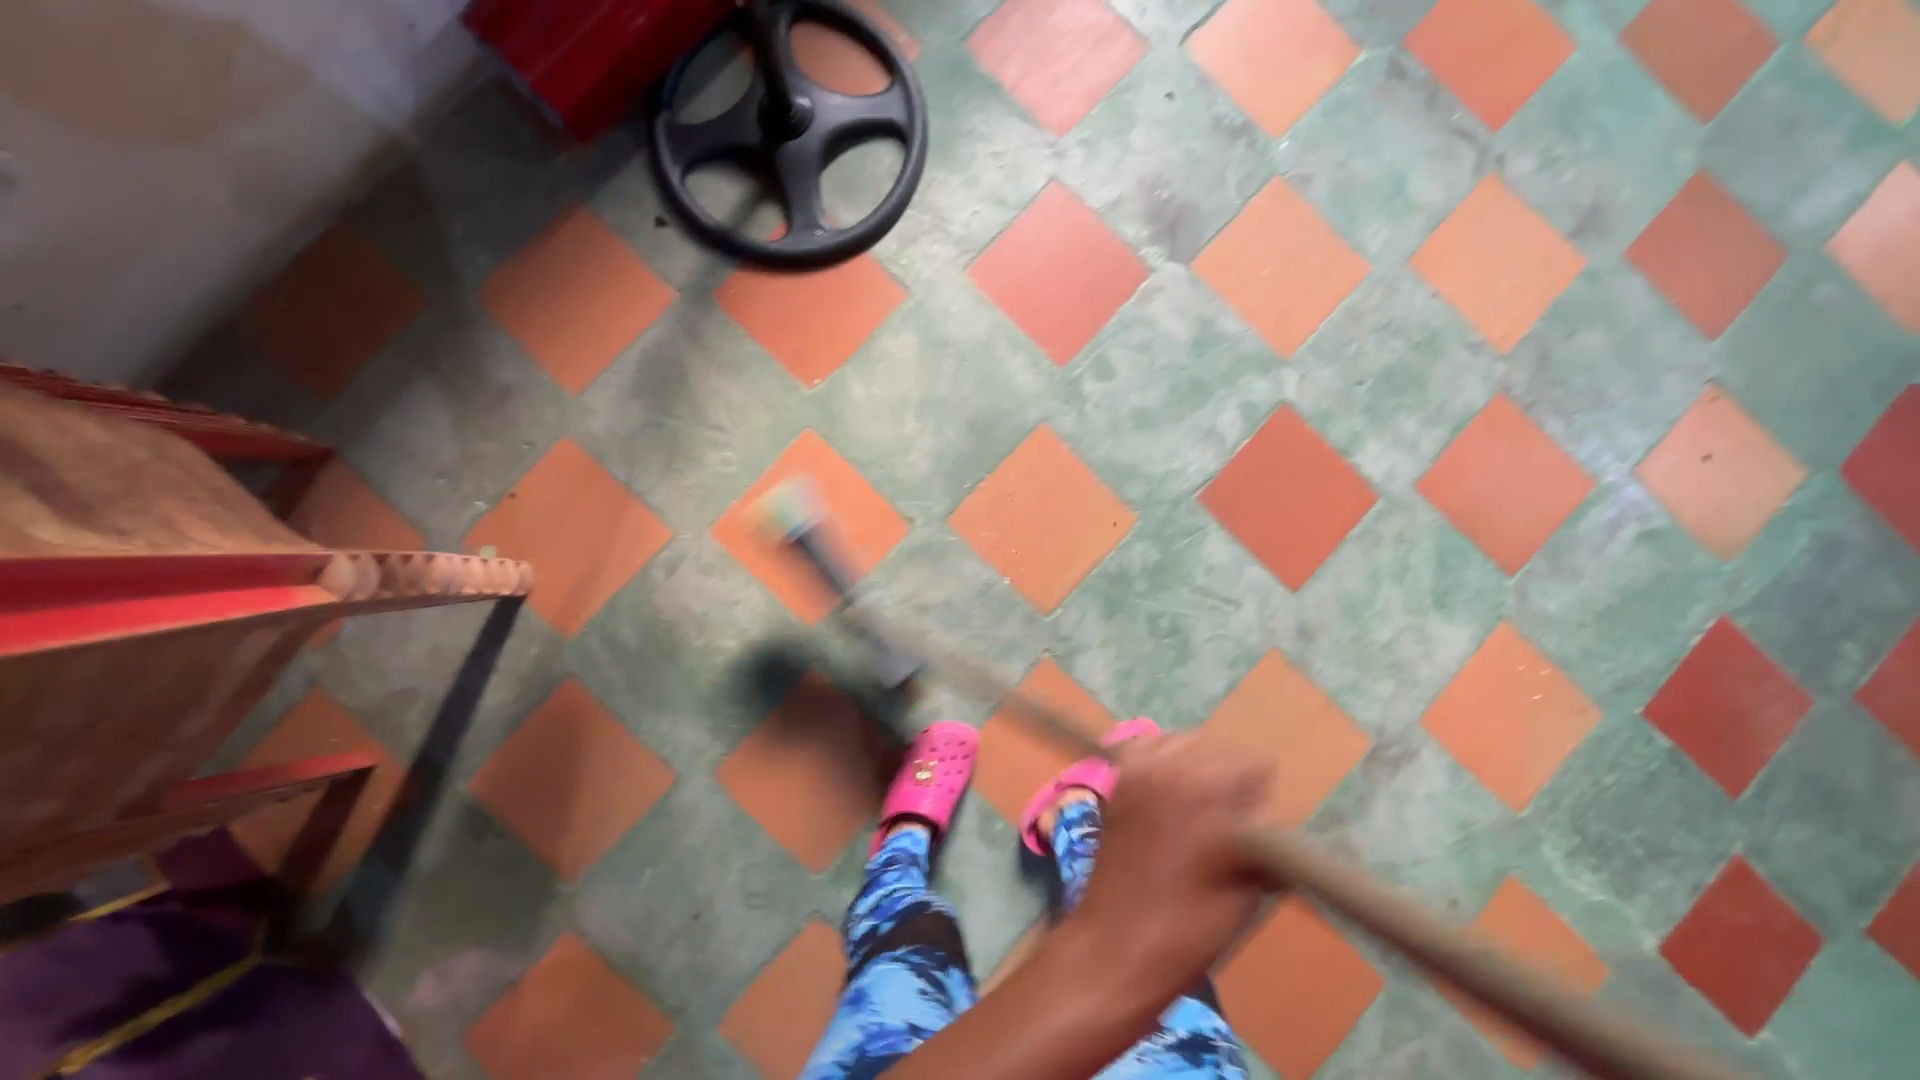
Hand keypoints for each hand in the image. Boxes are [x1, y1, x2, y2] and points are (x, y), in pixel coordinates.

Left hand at [1061, 733, 1275, 999]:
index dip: (1261, 803)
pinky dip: (1161, 764)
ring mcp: (1137, 768)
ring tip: (1195, 814)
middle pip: (1222, 751)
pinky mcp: (1117, 780)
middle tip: (1226, 830)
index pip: (1258, 766)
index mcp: (1208, 787)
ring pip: (1186, 745)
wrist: (1115, 945)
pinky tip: (1166, 795)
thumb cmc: (1188, 927)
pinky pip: (1146, 748)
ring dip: (1197, 772)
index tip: (1254, 835)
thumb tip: (1276, 818)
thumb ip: (1269, 839)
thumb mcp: (1249, 888)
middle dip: (1231, 785)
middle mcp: (1171, 764)